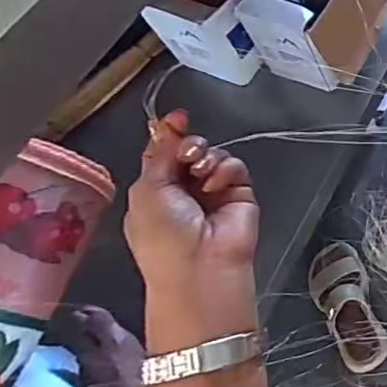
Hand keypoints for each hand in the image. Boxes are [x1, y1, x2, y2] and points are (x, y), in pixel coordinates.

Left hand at [124, 110, 260, 347]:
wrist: (200, 268)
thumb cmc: (162, 234)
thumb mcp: (147, 190)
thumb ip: (160, 153)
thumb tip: (167, 122)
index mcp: (156, 190)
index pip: (164, 152)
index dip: (169, 133)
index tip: (177, 118)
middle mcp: (185, 188)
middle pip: (190, 148)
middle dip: (189, 145)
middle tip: (188, 155)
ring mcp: (213, 191)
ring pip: (214, 153)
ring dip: (206, 158)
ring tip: (201, 176)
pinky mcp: (240, 194)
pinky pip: (235, 167)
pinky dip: (226, 170)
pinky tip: (216, 185)